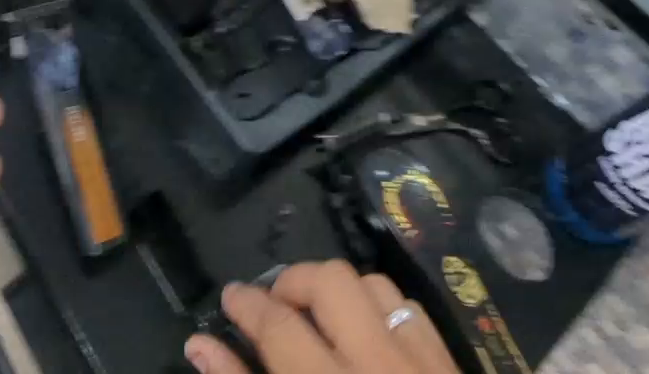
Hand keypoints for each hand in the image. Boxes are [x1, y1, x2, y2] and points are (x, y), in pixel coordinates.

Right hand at [184, 261, 457, 373]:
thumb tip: (201, 347)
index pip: (280, 325)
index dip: (247, 303)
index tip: (230, 298)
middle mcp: (376, 367)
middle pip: (329, 283)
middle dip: (292, 282)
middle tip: (272, 306)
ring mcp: (419, 365)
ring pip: (372, 285)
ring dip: (337, 292)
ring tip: (316, 317)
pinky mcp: (447, 366)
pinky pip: (409, 310)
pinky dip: (379, 309)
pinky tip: (364, 333)